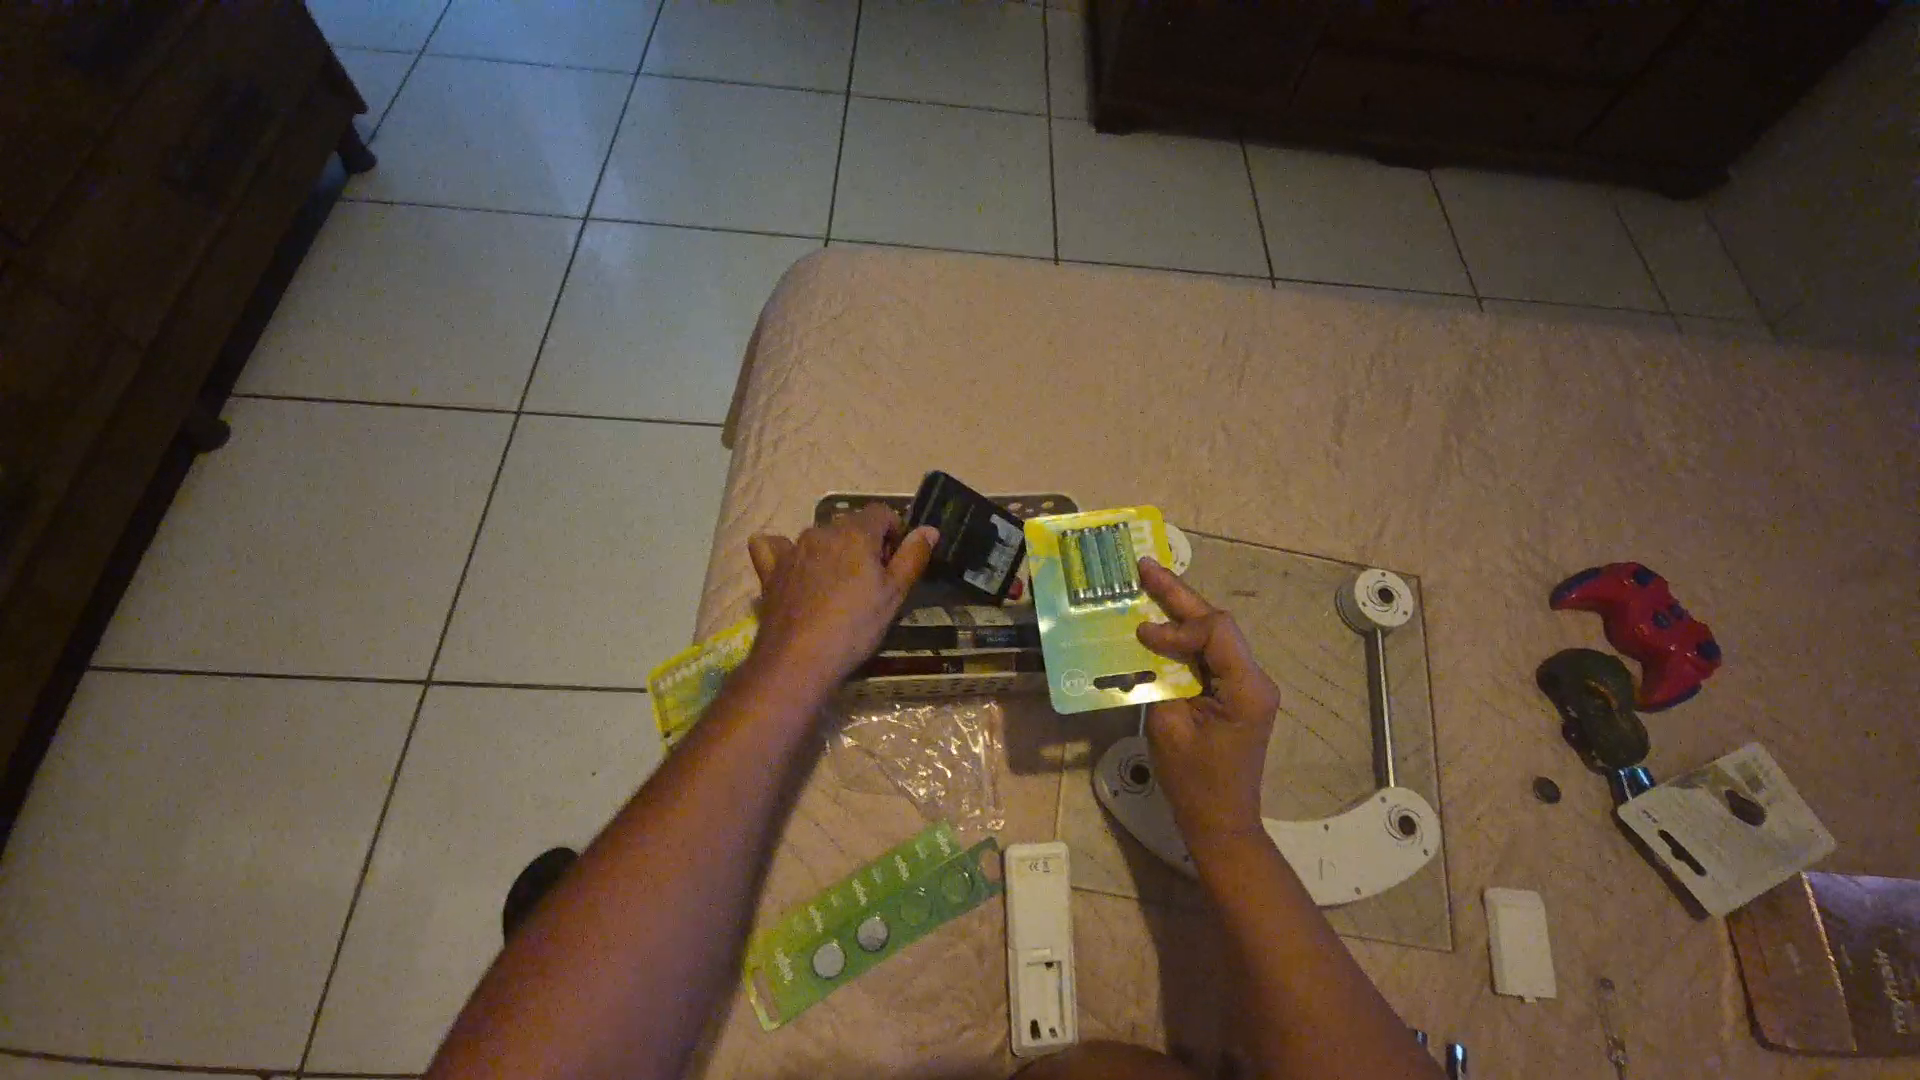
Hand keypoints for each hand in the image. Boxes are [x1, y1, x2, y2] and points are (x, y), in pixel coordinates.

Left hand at [745, 504, 937, 697]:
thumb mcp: (894, 594)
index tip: (895, 563)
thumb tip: (929, 529)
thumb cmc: (856, 626)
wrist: (800, 659)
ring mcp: (793, 549)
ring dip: (833, 551)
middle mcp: (822, 531)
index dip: (894, 533)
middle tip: (872, 582)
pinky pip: (774, 546)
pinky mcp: (770, 569)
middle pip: (850, 525)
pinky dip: (784, 551)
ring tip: (838, 588)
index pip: (882, 512)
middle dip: (865, 544)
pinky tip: (793, 568)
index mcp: (856, 532)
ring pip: (819, 537)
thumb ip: (913, 557)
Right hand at [1134, 558, 1281, 844]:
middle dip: (1178, 595)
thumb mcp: (1168, 728)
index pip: (1215, 632)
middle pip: (1217, 624)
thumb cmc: (1194, 782)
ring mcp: (1247, 685)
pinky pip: (1209, 654)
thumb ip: (1158, 680)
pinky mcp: (1235, 692)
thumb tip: (1144, 644)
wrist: (1221, 822)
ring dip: (1180, 612)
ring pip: (1214, 634)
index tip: (1141, 635)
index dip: (1176, 626)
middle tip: (1145, 566)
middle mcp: (1255, 679)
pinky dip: (1183, 638)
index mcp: (1248, 688)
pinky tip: (1158, 624)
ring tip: (1148, 584)